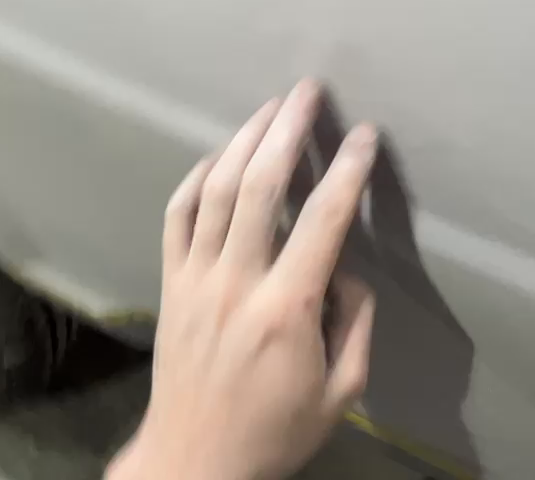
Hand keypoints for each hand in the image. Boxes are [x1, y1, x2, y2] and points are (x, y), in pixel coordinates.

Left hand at [109, 81, 379, 479]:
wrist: (193, 461)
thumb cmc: (275, 429)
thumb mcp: (341, 392)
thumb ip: (355, 323)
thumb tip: (344, 264)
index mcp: (285, 310)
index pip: (322, 221)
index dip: (348, 171)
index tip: (364, 135)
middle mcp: (236, 280)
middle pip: (260, 186)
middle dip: (287, 129)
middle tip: (308, 90)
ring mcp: (195, 275)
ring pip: (217, 189)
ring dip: (244, 138)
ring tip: (270, 105)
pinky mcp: (169, 279)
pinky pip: (177, 214)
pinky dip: (196, 177)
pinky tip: (218, 155)